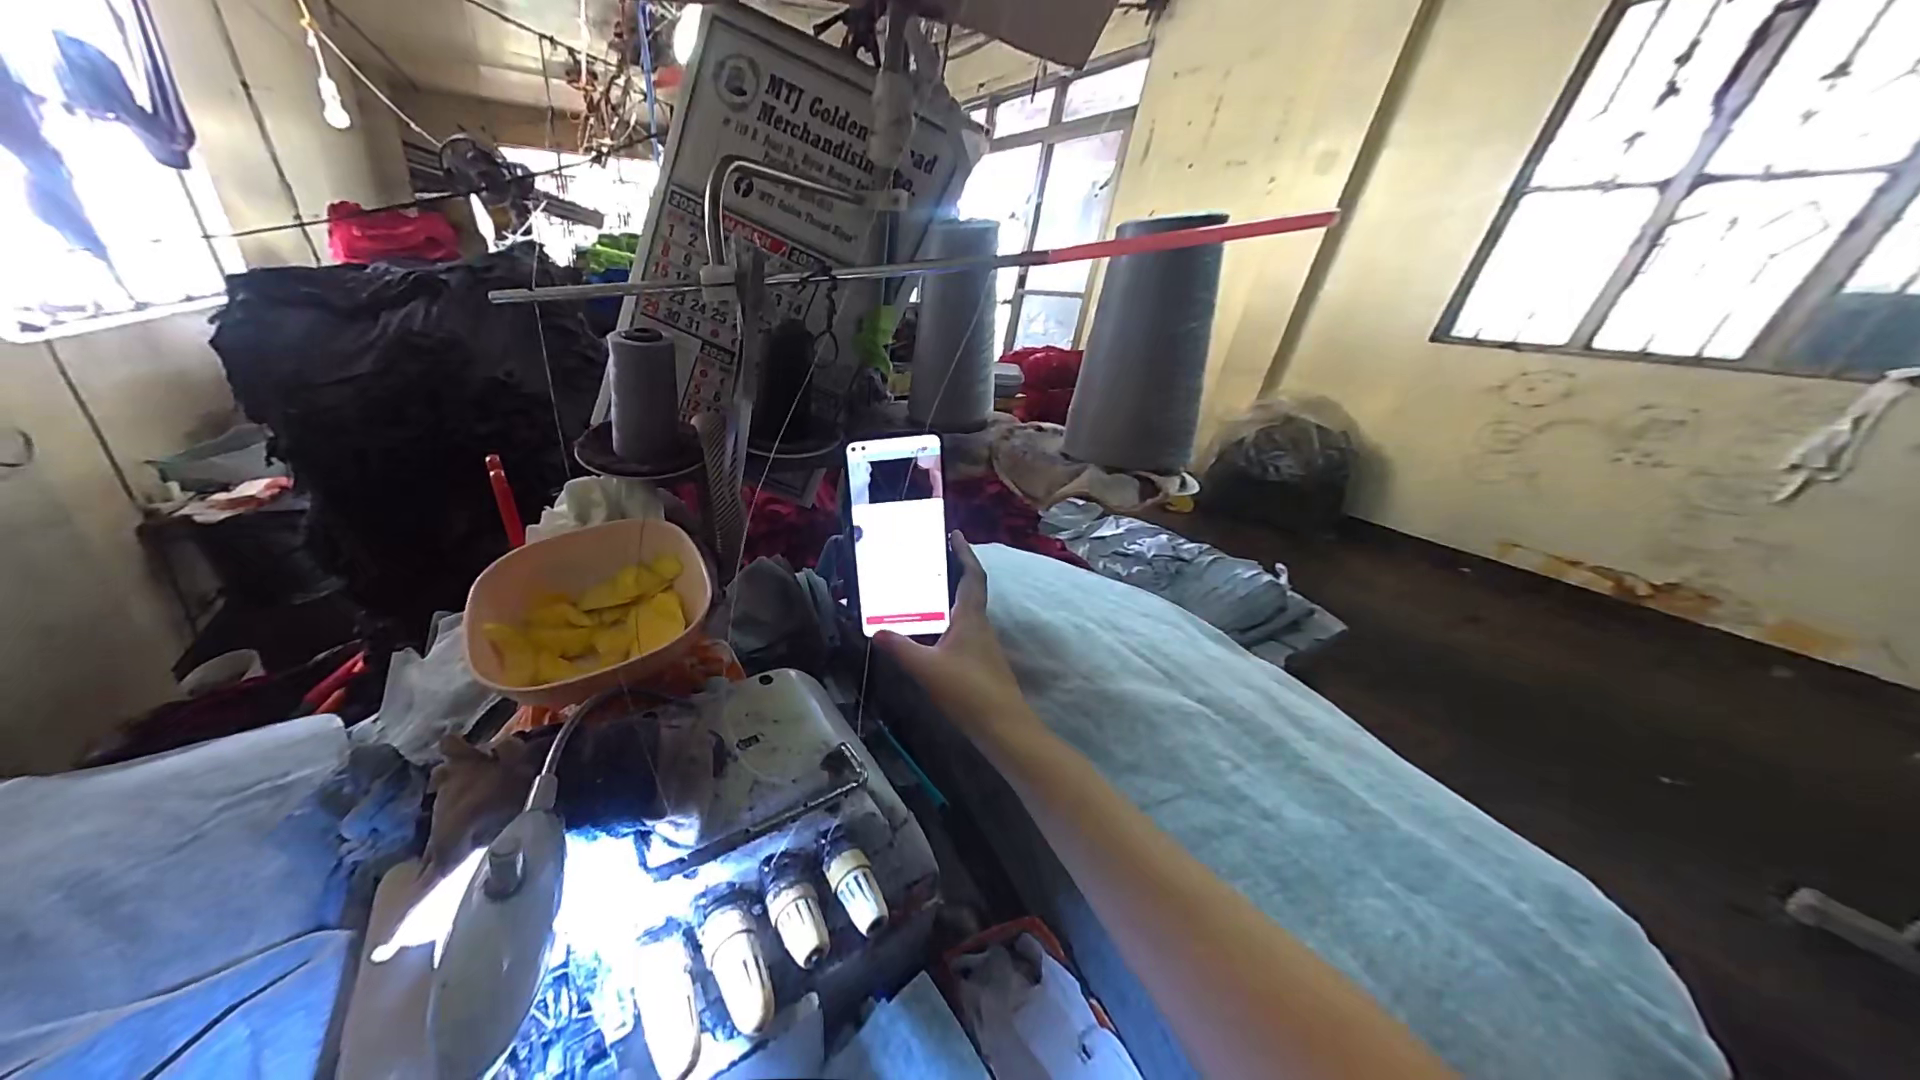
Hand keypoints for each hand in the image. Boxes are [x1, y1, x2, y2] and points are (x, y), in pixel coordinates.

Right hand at [875, 532, 1031, 743]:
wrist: (1003, 726)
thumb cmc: (968, 690)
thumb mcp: (927, 668)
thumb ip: (900, 648)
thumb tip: (875, 630)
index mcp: (971, 617)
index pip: (972, 575)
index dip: (965, 553)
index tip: (955, 534)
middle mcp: (981, 625)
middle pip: (969, 590)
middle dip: (953, 572)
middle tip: (930, 561)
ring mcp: (984, 645)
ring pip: (966, 612)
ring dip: (949, 599)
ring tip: (922, 594)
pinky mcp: (982, 663)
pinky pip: (963, 631)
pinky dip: (948, 623)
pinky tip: (931, 635)